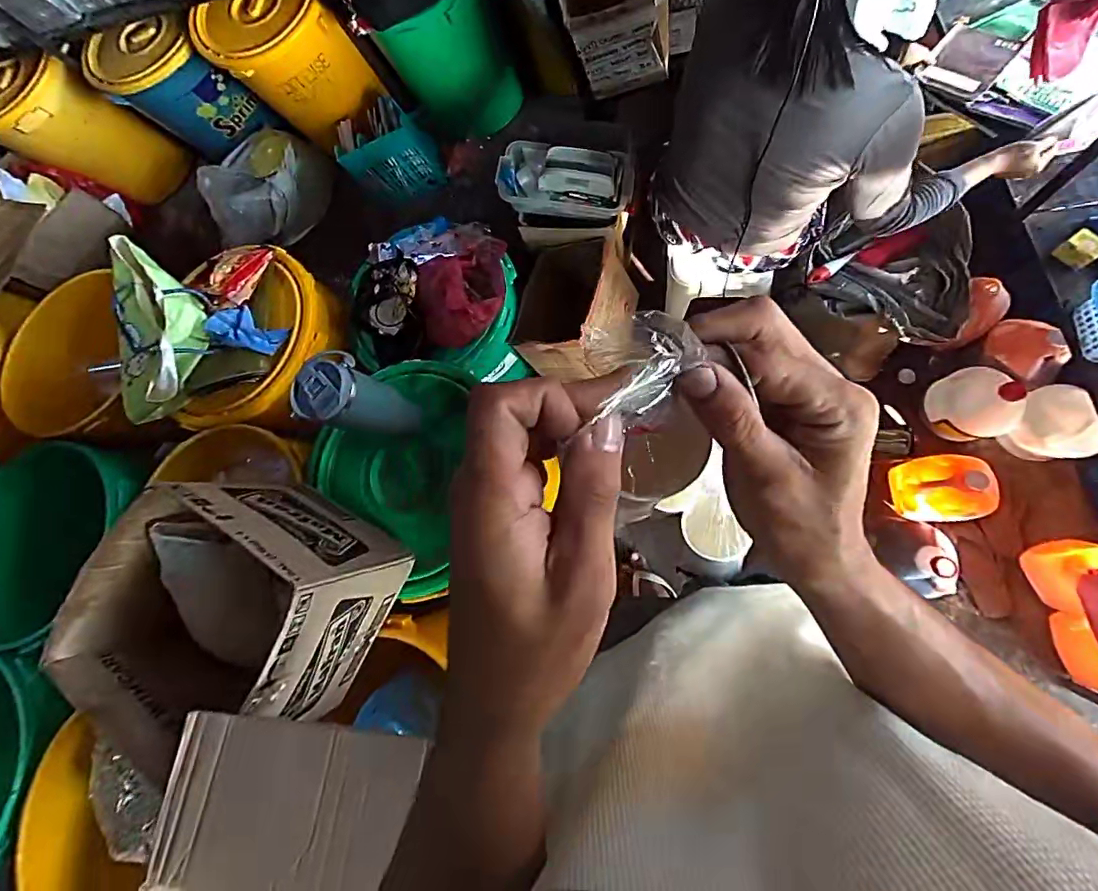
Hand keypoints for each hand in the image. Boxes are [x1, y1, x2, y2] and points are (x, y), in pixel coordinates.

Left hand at [446, 379, 622, 742]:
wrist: (494, 701)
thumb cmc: (540, 650)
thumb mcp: (584, 575)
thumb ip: (592, 493)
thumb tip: (605, 421)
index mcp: (489, 496)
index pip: (497, 404)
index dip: (549, 395)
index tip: (602, 419)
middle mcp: (474, 485)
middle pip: (507, 409)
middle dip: (565, 403)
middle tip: (624, 417)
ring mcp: (479, 497)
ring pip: (514, 429)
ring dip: (564, 423)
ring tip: (618, 434)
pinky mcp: (491, 509)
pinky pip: (520, 457)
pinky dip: (557, 447)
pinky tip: (592, 464)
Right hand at [679, 297, 880, 593]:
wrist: (823, 559)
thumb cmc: (801, 532)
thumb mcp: (764, 479)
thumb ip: (732, 419)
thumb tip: (693, 369)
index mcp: (838, 401)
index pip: (771, 340)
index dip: (716, 338)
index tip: (673, 356)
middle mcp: (834, 383)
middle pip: (767, 327)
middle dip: (715, 334)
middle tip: (675, 361)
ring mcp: (817, 386)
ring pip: (759, 339)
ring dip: (717, 350)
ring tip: (684, 375)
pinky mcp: (797, 395)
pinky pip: (755, 362)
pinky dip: (723, 367)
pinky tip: (702, 386)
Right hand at [988, 137, 1060, 179]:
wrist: (992, 164)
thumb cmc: (1011, 155)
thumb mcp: (1032, 146)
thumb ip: (1046, 143)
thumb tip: (1055, 140)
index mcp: (1039, 165)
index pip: (1051, 152)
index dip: (1053, 143)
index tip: (1053, 138)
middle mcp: (1033, 171)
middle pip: (1041, 157)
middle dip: (1041, 150)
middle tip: (1037, 141)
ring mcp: (1023, 174)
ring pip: (1031, 161)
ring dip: (1030, 154)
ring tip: (1025, 147)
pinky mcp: (1013, 174)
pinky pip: (1022, 164)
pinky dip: (1021, 159)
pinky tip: (1016, 154)